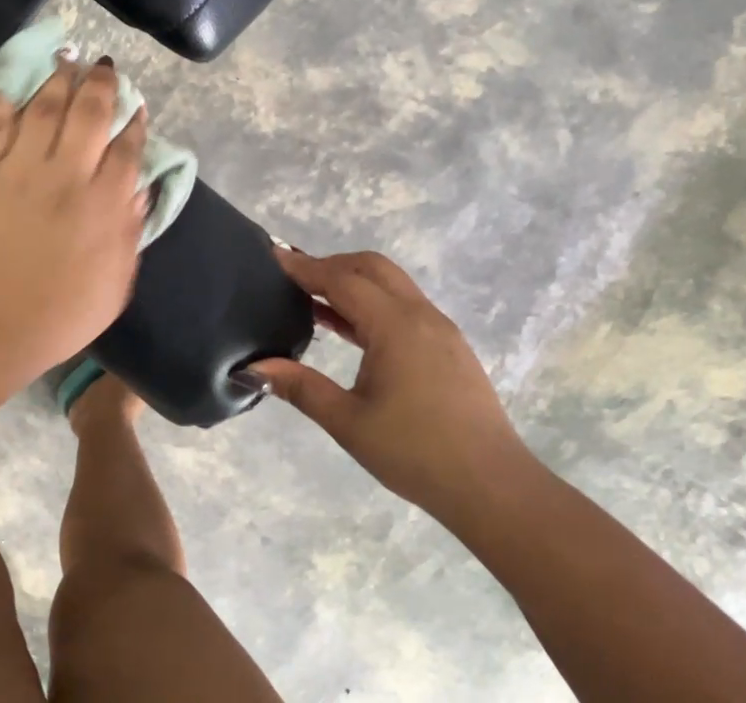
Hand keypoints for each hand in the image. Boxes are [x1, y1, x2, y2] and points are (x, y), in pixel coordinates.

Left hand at [0, 59, 149, 370]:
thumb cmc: (55, 318)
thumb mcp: (114, 286)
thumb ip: (128, 233)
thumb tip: (137, 191)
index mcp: (104, 204)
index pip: (126, 148)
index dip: (132, 122)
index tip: (134, 108)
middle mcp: (65, 174)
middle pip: (87, 112)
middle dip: (100, 83)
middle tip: (103, 66)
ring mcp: (17, 169)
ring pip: (42, 108)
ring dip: (57, 81)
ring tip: (65, 62)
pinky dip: (2, 106)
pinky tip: (9, 96)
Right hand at [255, 249, 535, 518]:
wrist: (494, 489)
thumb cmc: (416, 453)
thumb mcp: (347, 421)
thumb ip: (299, 386)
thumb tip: (251, 367)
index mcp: (396, 327)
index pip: (342, 280)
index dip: (304, 267)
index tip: (270, 257)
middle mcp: (422, 318)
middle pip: (372, 268)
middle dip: (331, 264)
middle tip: (291, 276)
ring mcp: (441, 332)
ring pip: (392, 286)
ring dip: (352, 283)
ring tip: (311, 299)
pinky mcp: (449, 350)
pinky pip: (404, 307)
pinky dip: (372, 303)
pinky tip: (348, 329)